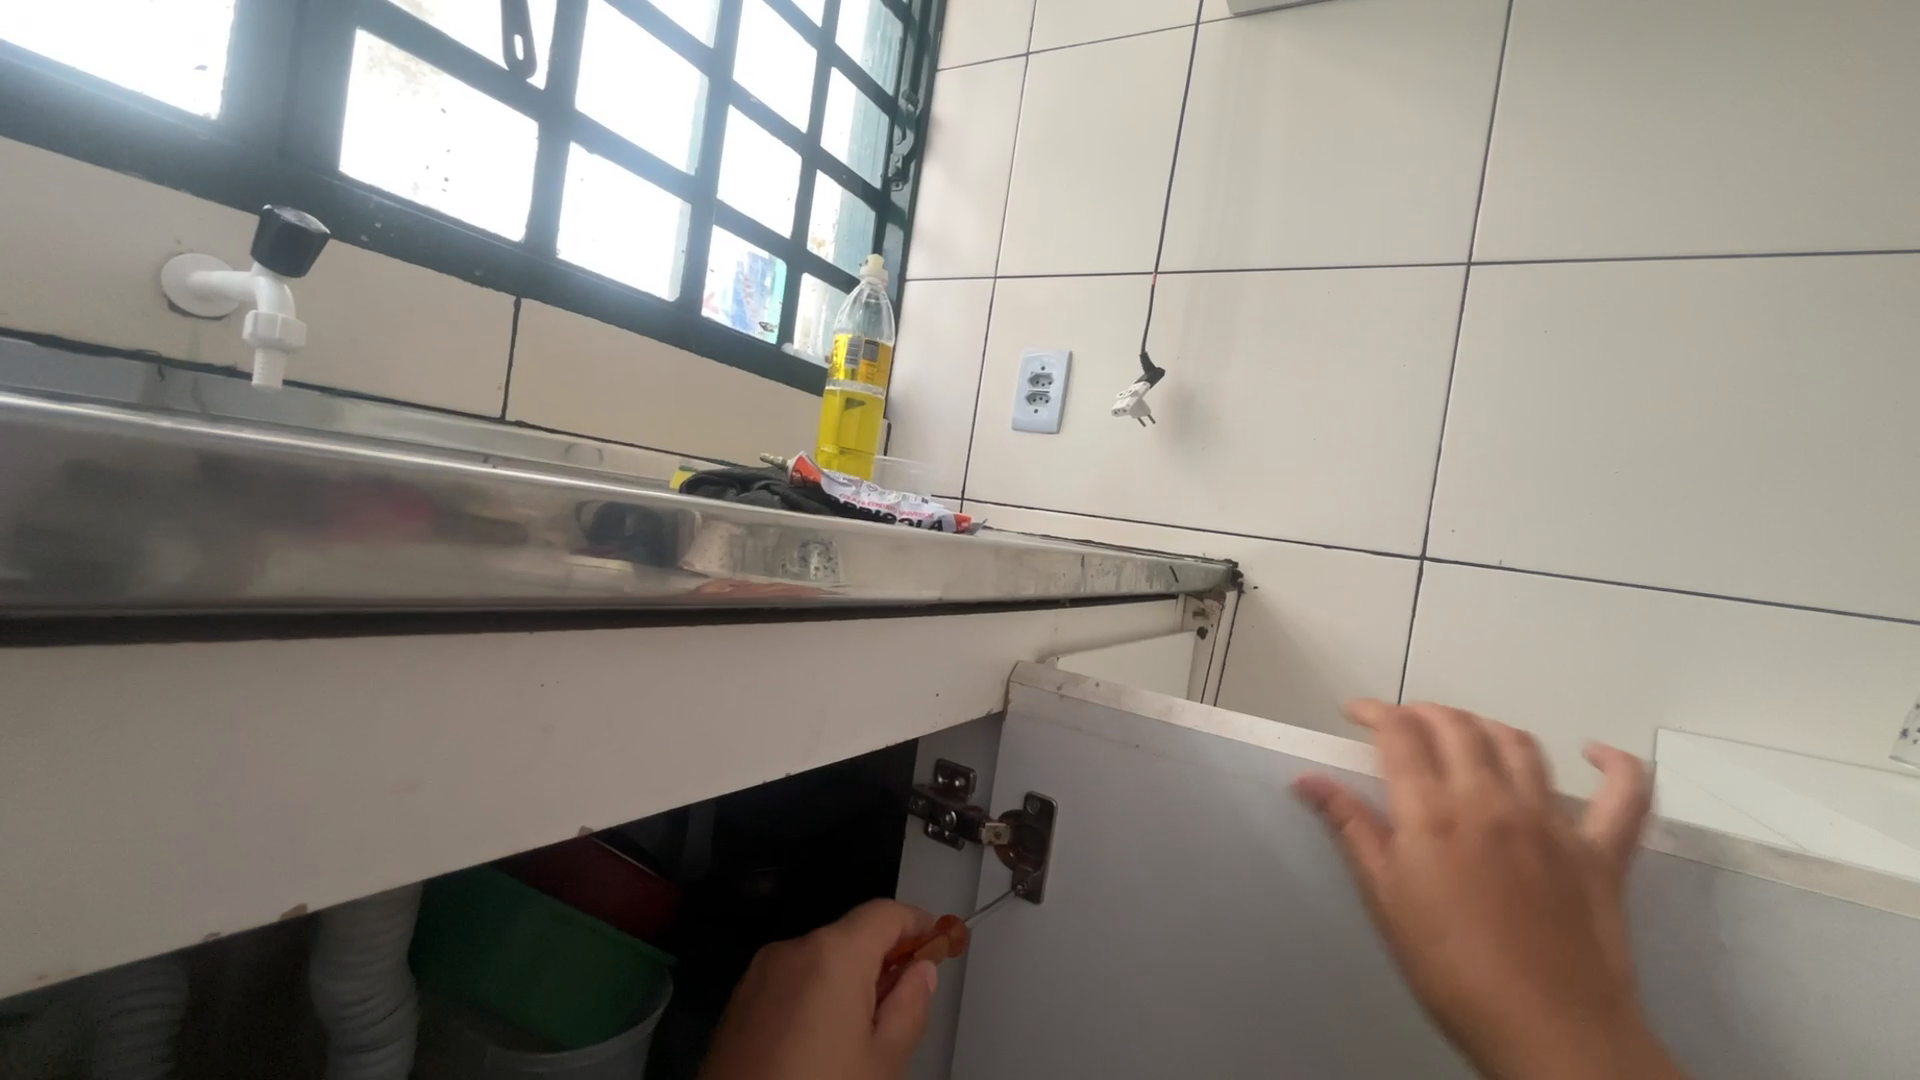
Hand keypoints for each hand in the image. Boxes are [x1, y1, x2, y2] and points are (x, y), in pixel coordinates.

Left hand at [700, 899, 939, 1079]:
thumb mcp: (882, 1062)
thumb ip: (910, 1005)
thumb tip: (921, 971)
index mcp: (833, 953)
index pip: (886, 913)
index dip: (918, 923)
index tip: (939, 941)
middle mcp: (793, 949)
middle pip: (851, 937)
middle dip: (881, 961)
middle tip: (903, 1002)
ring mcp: (759, 974)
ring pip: (819, 961)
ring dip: (846, 981)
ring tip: (858, 1037)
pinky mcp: (737, 1002)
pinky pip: (790, 983)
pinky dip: (813, 998)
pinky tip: (818, 1045)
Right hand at [1296, 701, 1683, 1079]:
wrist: (1548, 1032)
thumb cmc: (1447, 965)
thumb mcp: (1384, 896)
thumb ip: (1350, 827)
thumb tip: (1307, 780)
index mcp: (1432, 810)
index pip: (1399, 732)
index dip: (1374, 711)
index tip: (1354, 712)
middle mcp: (1490, 799)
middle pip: (1457, 726)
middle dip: (1423, 712)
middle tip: (1402, 723)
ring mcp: (1552, 822)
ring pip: (1519, 744)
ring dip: (1485, 726)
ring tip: (1463, 733)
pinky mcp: (1602, 853)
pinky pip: (1623, 796)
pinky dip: (1616, 766)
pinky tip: (1596, 752)